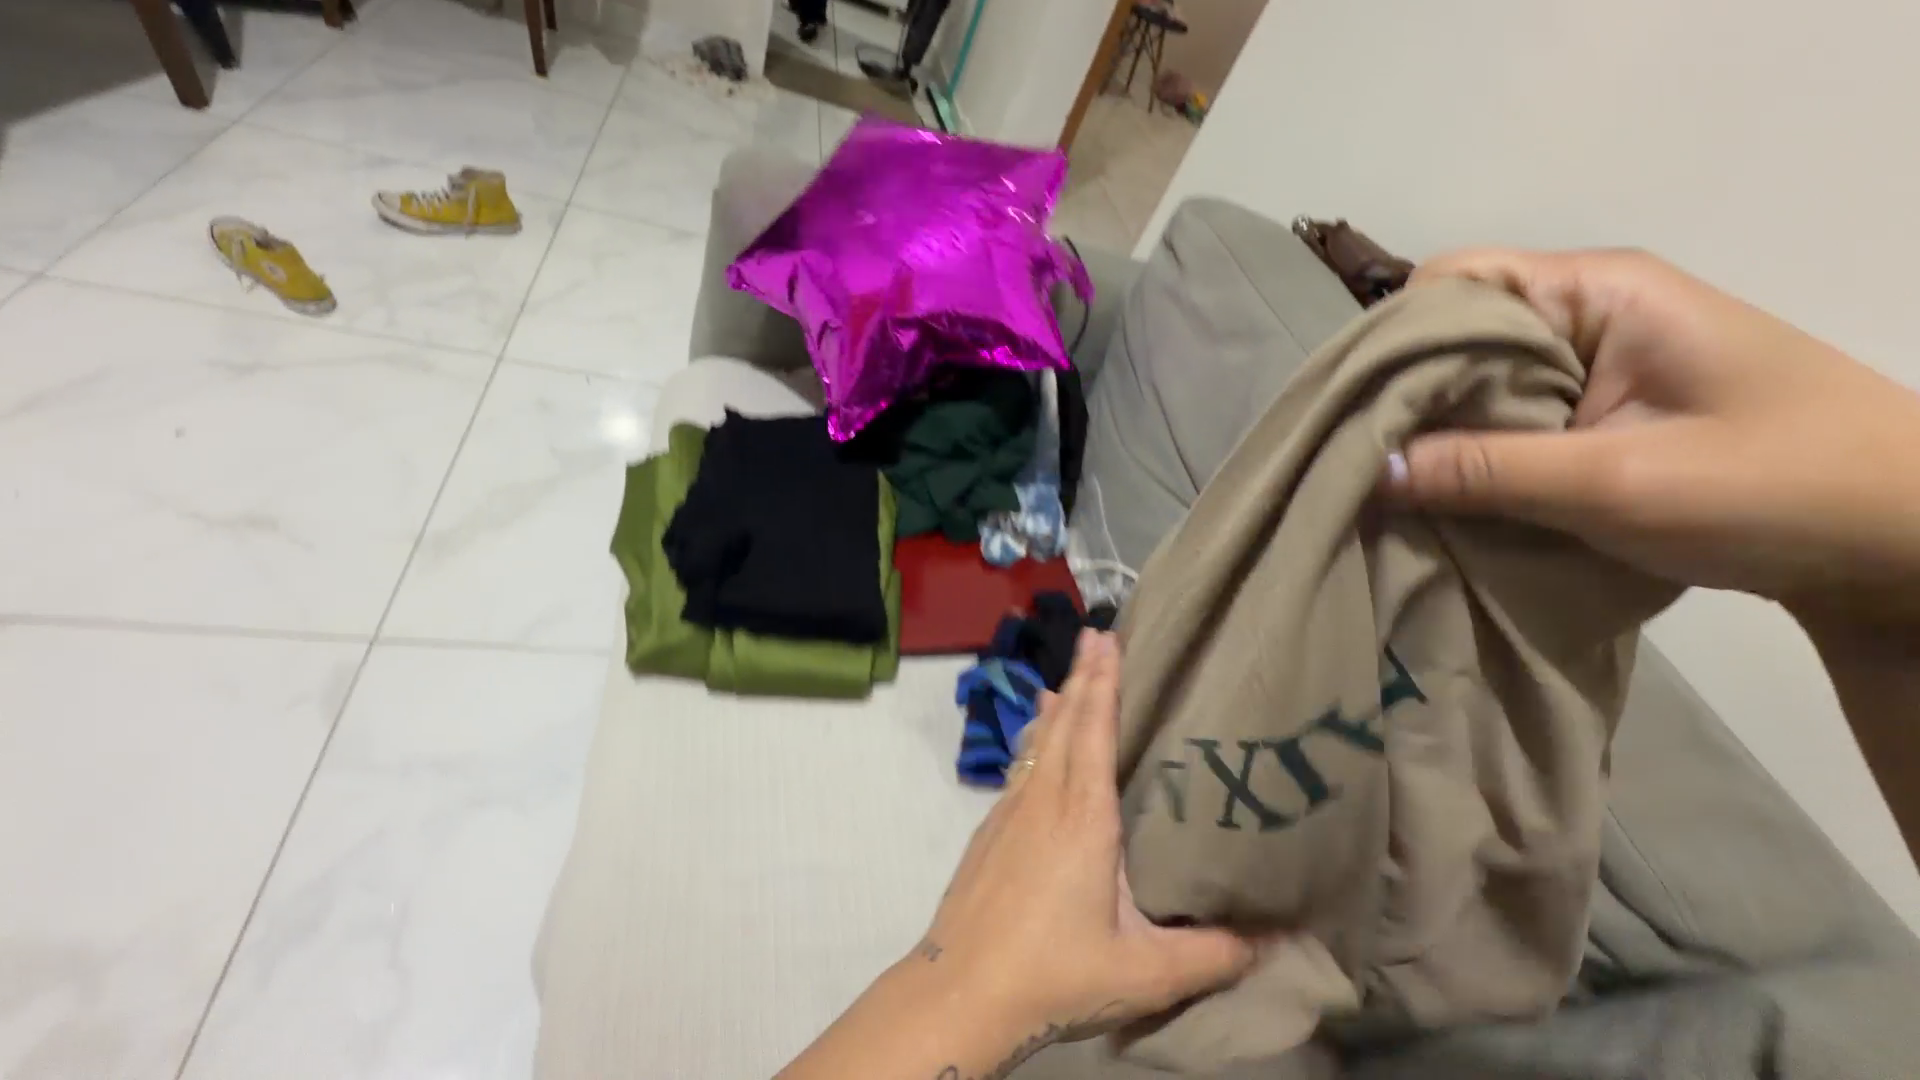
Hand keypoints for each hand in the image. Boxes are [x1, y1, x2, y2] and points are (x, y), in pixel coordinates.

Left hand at [917, 630, 1256, 1044]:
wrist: (959, 991)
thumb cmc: (1053, 975)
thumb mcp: (1144, 974)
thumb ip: (1213, 956)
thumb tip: (1277, 940)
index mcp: (1083, 818)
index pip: (1094, 731)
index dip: (1104, 683)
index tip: (1109, 639)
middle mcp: (1044, 800)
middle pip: (1065, 723)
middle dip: (1084, 676)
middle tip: (1097, 635)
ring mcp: (1009, 813)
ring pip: (1038, 741)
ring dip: (1058, 704)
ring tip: (1070, 675)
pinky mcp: (989, 832)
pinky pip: (1021, 767)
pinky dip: (1035, 739)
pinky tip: (1036, 742)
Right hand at [1384, 248, 1919, 617]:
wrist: (1895, 544)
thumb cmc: (1776, 486)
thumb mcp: (1617, 482)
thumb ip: (1484, 470)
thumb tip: (1367, 469)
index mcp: (1595, 292)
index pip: (1453, 284)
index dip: (1394, 340)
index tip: (1354, 411)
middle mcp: (1580, 314)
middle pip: (1453, 335)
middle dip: (1404, 396)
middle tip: (1363, 460)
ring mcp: (1586, 364)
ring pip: (1472, 384)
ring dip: (1434, 432)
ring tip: (1391, 484)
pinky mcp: (1587, 412)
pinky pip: (1500, 420)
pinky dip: (1465, 454)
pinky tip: (1442, 493)